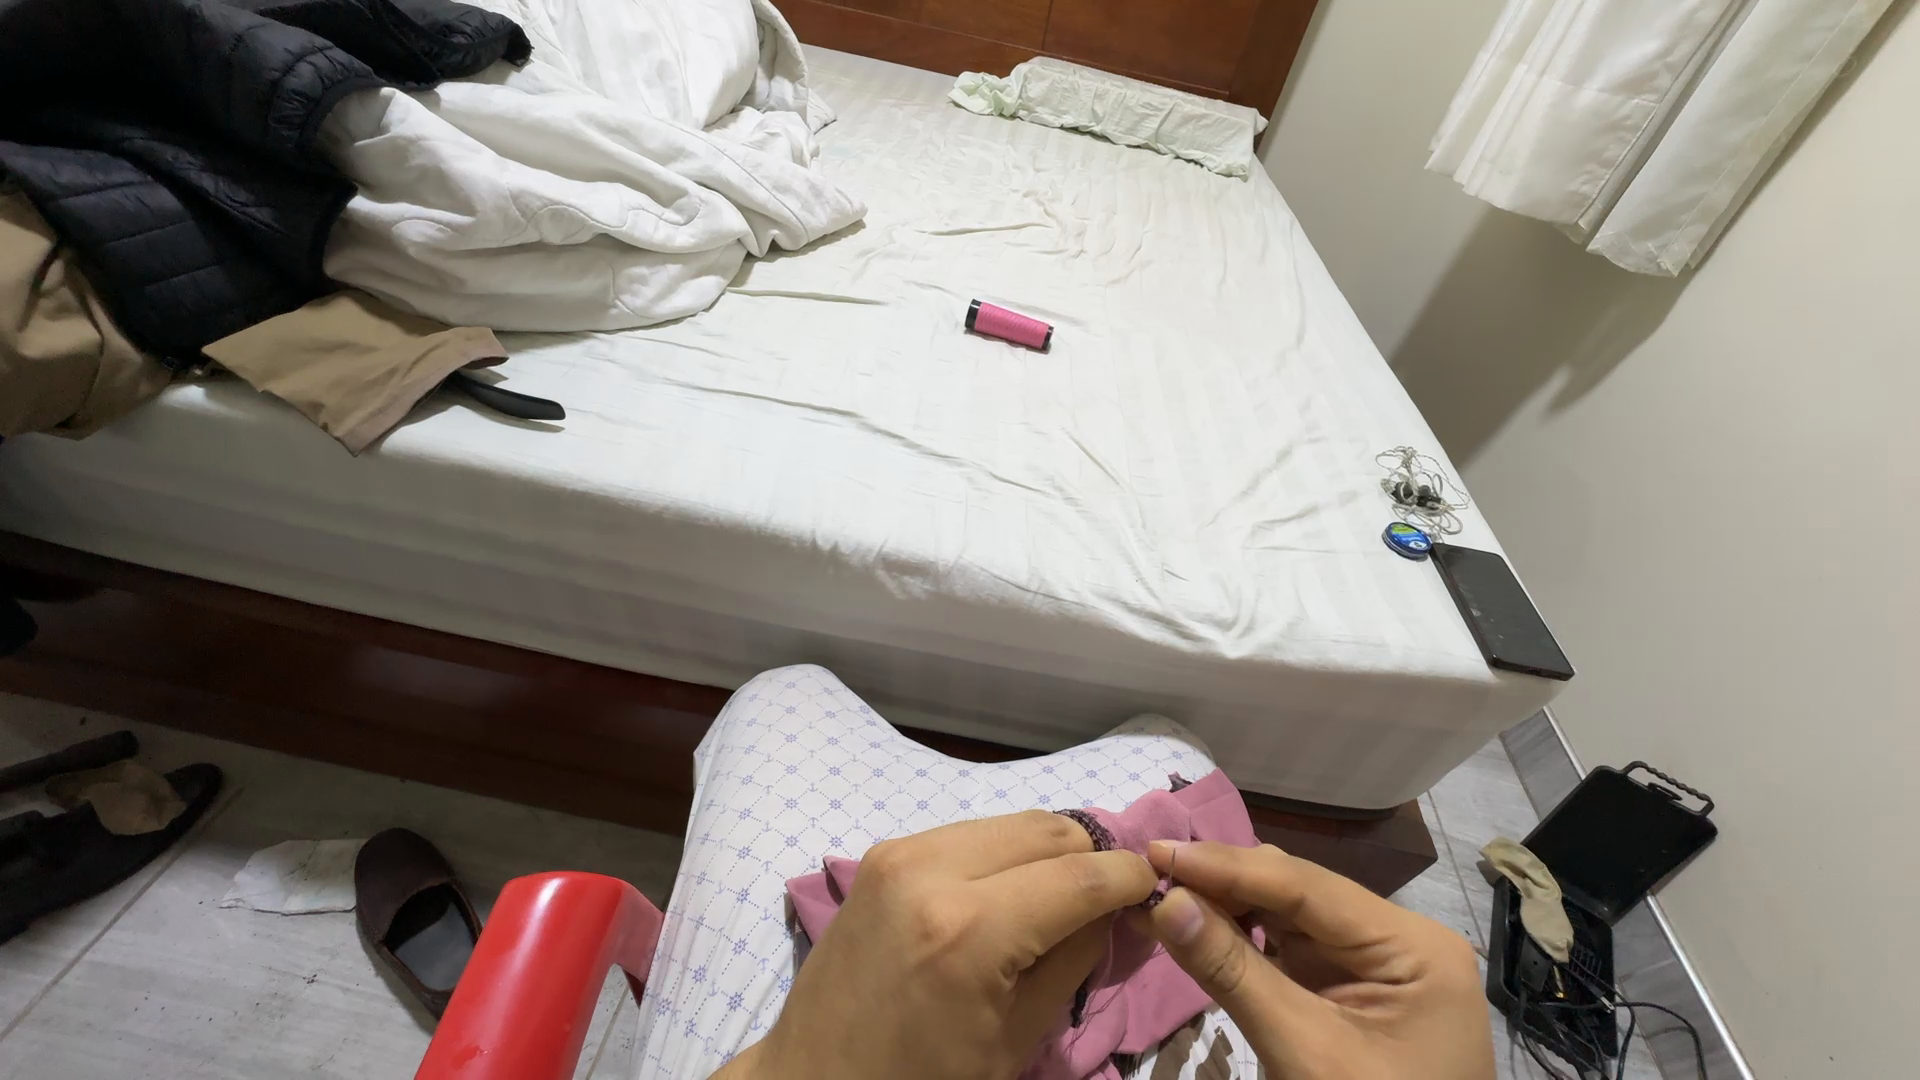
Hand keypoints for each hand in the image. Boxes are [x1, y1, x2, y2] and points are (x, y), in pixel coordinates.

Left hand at [719, 811, 1156, 1079]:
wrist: (813, 1078)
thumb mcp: (1017, 1036)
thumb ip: (1077, 958)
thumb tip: (1123, 908)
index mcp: (969, 930)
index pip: (1078, 878)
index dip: (1128, 877)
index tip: (1155, 887)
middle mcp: (933, 868)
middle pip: (1048, 830)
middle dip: (1091, 856)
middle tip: (1111, 894)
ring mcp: (903, 849)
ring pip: (1012, 821)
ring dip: (1050, 850)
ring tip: (1064, 891)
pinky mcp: (887, 848)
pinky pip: (972, 831)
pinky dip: (1006, 851)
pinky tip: (1010, 888)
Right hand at [1141, 841, 1493, 1079]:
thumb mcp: (1304, 1054)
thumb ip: (1232, 971)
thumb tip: (1163, 901)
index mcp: (1411, 946)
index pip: (1303, 883)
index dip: (1225, 865)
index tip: (1157, 850)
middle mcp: (1395, 937)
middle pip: (1293, 889)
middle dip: (1219, 881)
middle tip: (1151, 875)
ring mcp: (1372, 959)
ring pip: (1283, 909)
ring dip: (1221, 903)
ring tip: (1163, 896)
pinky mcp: (1346, 982)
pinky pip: (1284, 941)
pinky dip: (1237, 934)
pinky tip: (1197, 926)